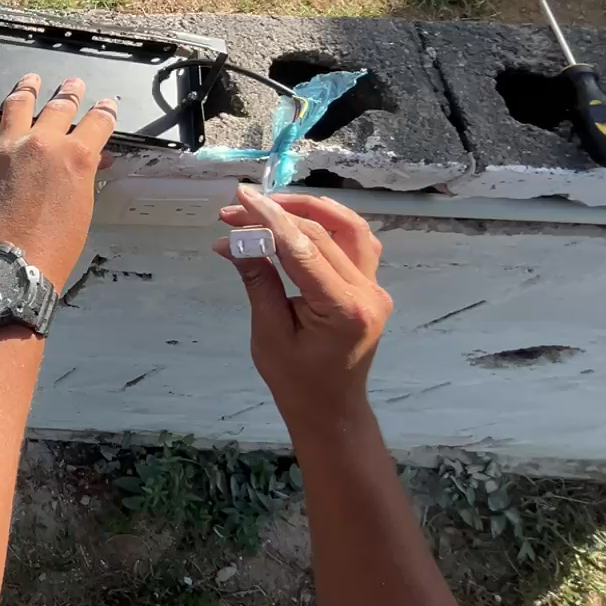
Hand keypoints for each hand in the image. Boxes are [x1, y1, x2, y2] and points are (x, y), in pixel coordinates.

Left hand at [0, 73, 117, 283]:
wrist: (12, 261)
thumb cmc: (51, 245)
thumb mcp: (82, 208)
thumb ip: (84, 176)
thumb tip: (90, 163)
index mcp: (77, 156)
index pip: (97, 122)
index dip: (104, 112)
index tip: (105, 105)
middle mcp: (43, 143)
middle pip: (60, 107)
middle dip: (70, 93)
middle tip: (73, 85)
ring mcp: (9, 146)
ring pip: (20, 103)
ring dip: (28, 87)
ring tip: (31, 79)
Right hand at [213, 185, 392, 438]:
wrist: (331, 407)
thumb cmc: (295, 378)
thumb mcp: (268, 331)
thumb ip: (257, 280)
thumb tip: (232, 240)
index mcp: (343, 308)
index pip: (303, 247)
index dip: (269, 217)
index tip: (240, 197)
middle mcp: (367, 292)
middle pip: (321, 233)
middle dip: (274, 215)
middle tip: (232, 212)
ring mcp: (373, 288)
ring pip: (349, 228)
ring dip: (309, 209)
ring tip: (270, 204)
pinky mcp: (369, 286)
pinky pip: (355, 241)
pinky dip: (326, 223)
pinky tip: (298, 220)